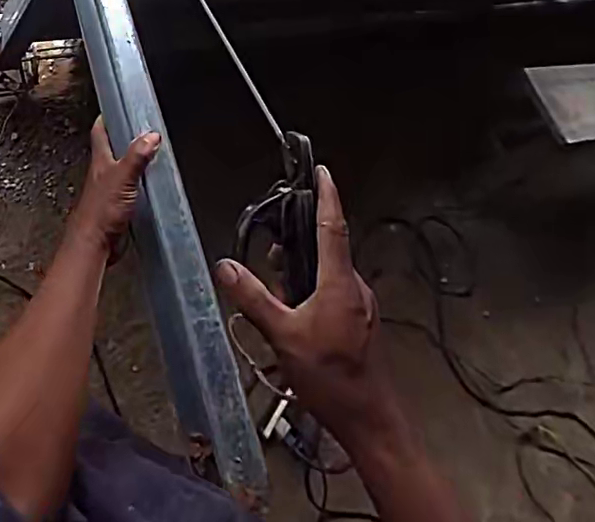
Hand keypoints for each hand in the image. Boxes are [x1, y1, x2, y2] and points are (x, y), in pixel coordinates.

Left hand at [66, 117, 158, 258]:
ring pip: (121, 167)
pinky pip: (130, 187)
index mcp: (100, 160)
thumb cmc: (101, 211)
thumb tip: (151, 135)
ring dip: (134, 160)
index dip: (106, 117)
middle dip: (124, 137)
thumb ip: (136, 156)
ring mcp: (109, 188)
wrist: (95, 244)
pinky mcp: (118, 204)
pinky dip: (140, 182)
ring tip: (152, 152)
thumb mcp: (122, 178)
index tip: (117, 107)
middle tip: (141, 128)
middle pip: (112, 147)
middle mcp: (103, 171)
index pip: (100, 130)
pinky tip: (151, 184)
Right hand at [213, 165, 391, 435]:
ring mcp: (358, 305)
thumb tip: (224, 265)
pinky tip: (291, 314)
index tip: (322, 171)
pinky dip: (308, 290)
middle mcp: (353, 288)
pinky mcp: (357, 320)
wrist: (369, 423)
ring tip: (278, 298)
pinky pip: (330, 290)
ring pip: (324, 271)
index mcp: (339, 282)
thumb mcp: (283, 335)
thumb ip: (251, 296)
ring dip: (299, 273)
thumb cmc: (332, 379)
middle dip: (295, 245)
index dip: (327, 196)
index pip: (333, 226)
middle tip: (271, 257)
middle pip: (324, 247)